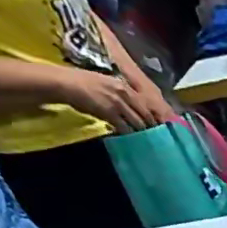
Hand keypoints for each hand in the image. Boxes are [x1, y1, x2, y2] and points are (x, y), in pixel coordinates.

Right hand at [52, 67, 170, 132]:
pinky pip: (123, 127)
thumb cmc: (84, 84)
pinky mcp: (109, 112)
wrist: (69, 84)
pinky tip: (130, 141)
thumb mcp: (107, 85)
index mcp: (125, 87)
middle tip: (155, 139)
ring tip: (145, 143)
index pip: (145, 104)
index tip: (157, 128)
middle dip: (150, 128)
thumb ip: (120, 96)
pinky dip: (128, 135)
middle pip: (144, 114)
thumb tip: (128, 110)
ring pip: (136, 122)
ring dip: (141, 133)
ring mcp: (118, 103)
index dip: (152, 117)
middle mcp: (124, 94)